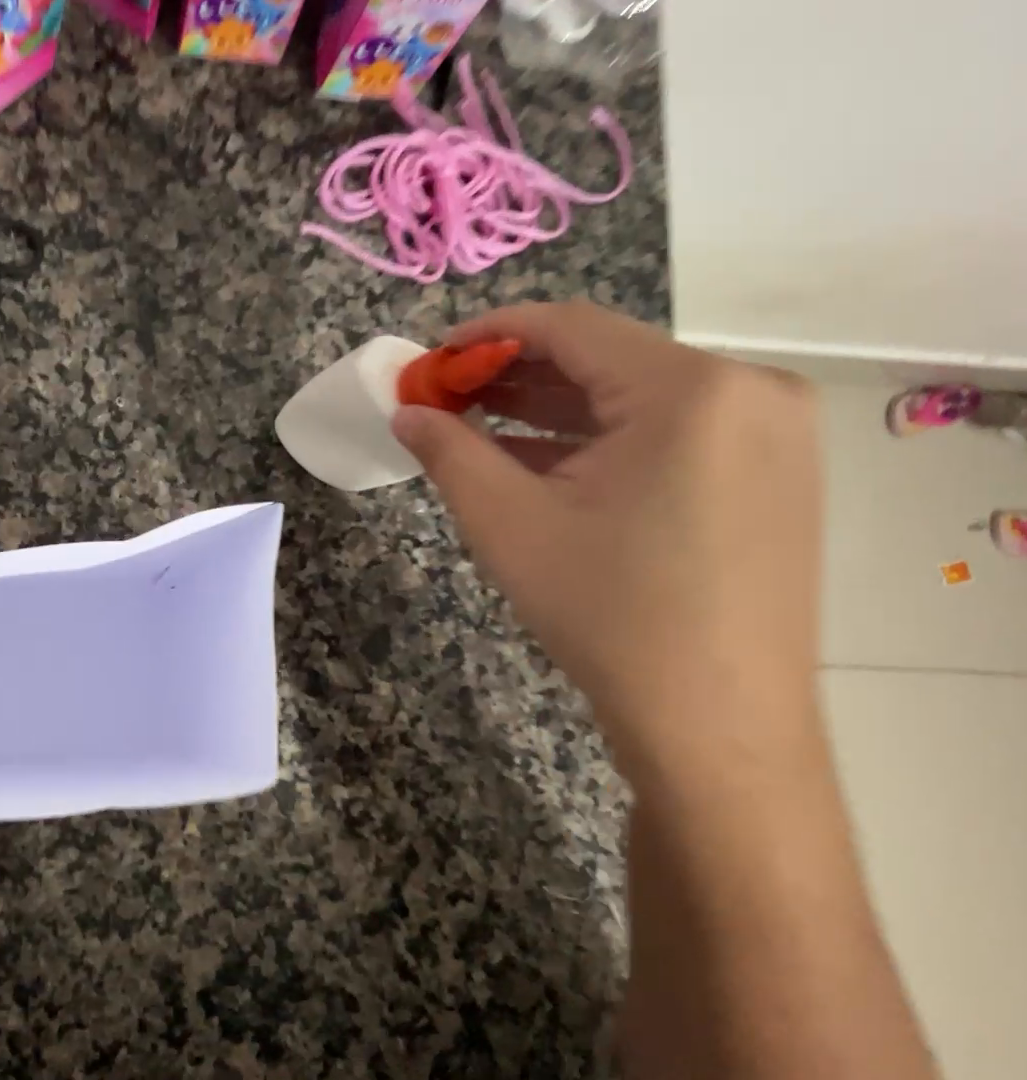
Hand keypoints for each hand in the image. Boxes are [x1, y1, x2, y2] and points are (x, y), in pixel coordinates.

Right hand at [391, 302, 823, 788]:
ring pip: (635, 397)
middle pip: (606, 358)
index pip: (570, 326)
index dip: (487, 333)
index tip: (428, 358)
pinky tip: (538, 462)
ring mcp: (771, 434)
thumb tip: (404, 411)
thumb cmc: (606, 612)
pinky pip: (669, 433)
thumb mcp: (507, 523)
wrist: (715, 720)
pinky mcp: (772, 474)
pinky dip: (599, 441)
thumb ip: (448, 450)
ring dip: (551, 410)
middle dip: (513, 376)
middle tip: (442, 400)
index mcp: (691, 388)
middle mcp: (748, 390)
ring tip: (475, 428)